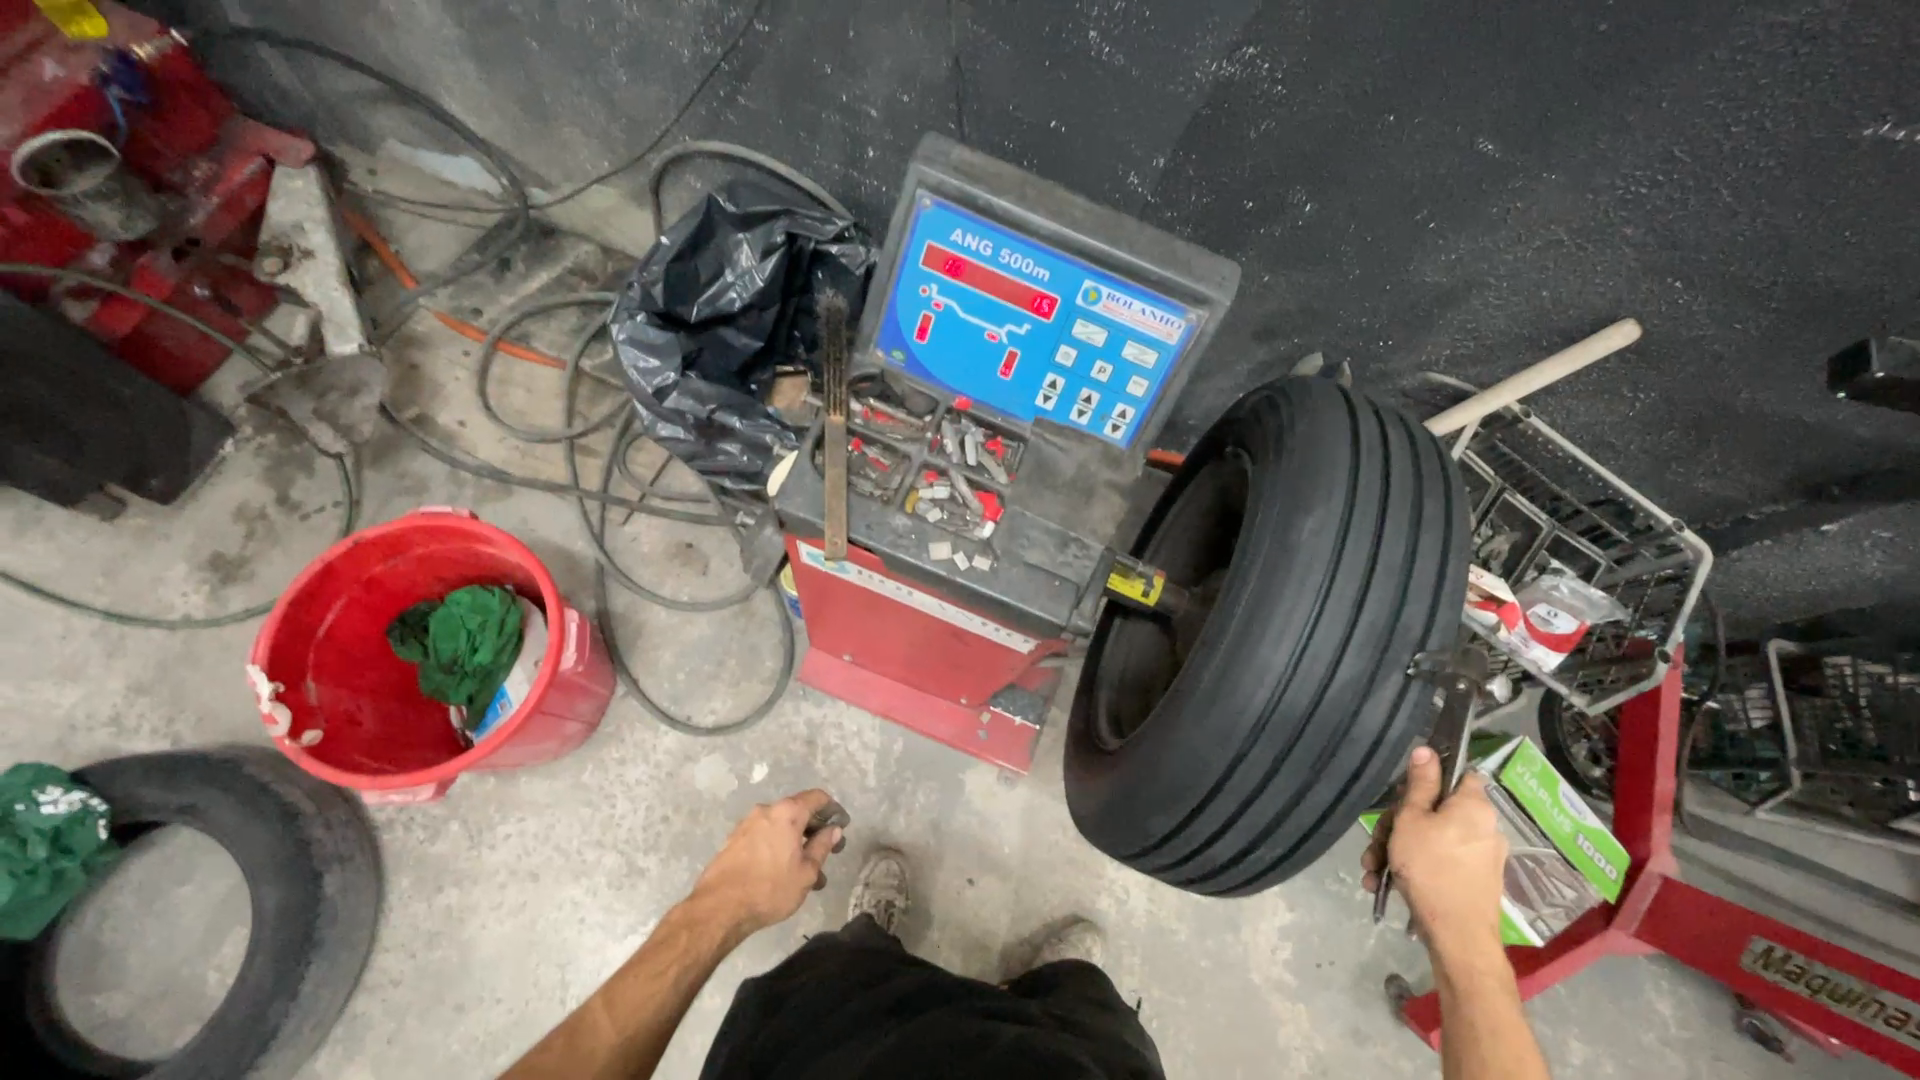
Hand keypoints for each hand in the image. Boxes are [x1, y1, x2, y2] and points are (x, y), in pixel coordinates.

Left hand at [687, 789, 843, 936]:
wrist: (719, 908)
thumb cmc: (770, 888)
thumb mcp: (806, 872)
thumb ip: (822, 846)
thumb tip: (833, 830)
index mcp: (787, 812)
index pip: (817, 797)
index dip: (833, 810)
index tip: (842, 826)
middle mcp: (766, 811)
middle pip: (797, 812)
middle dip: (815, 831)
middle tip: (827, 853)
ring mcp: (747, 825)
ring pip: (780, 828)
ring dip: (796, 844)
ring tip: (806, 874)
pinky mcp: (734, 841)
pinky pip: (764, 837)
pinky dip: (778, 848)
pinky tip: (782, 873)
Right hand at [1361, 746, 1507, 955]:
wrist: (1457, 935)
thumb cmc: (1430, 867)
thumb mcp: (1412, 819)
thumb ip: (1419, 784)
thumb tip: (1426, 749)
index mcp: (1474, 806)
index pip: (1459, 774)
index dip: (1430, 778)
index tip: (1404, 794)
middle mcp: (1485, 827)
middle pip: (1436, 810)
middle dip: (1398, 825)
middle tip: (1377, 842)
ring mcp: (1482, 856)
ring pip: (1432, 839)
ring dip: (1397, 849)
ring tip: (1374, 869)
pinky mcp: (1476, 881)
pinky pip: (1440, 862)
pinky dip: (1414, 867)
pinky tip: (1386, 882)